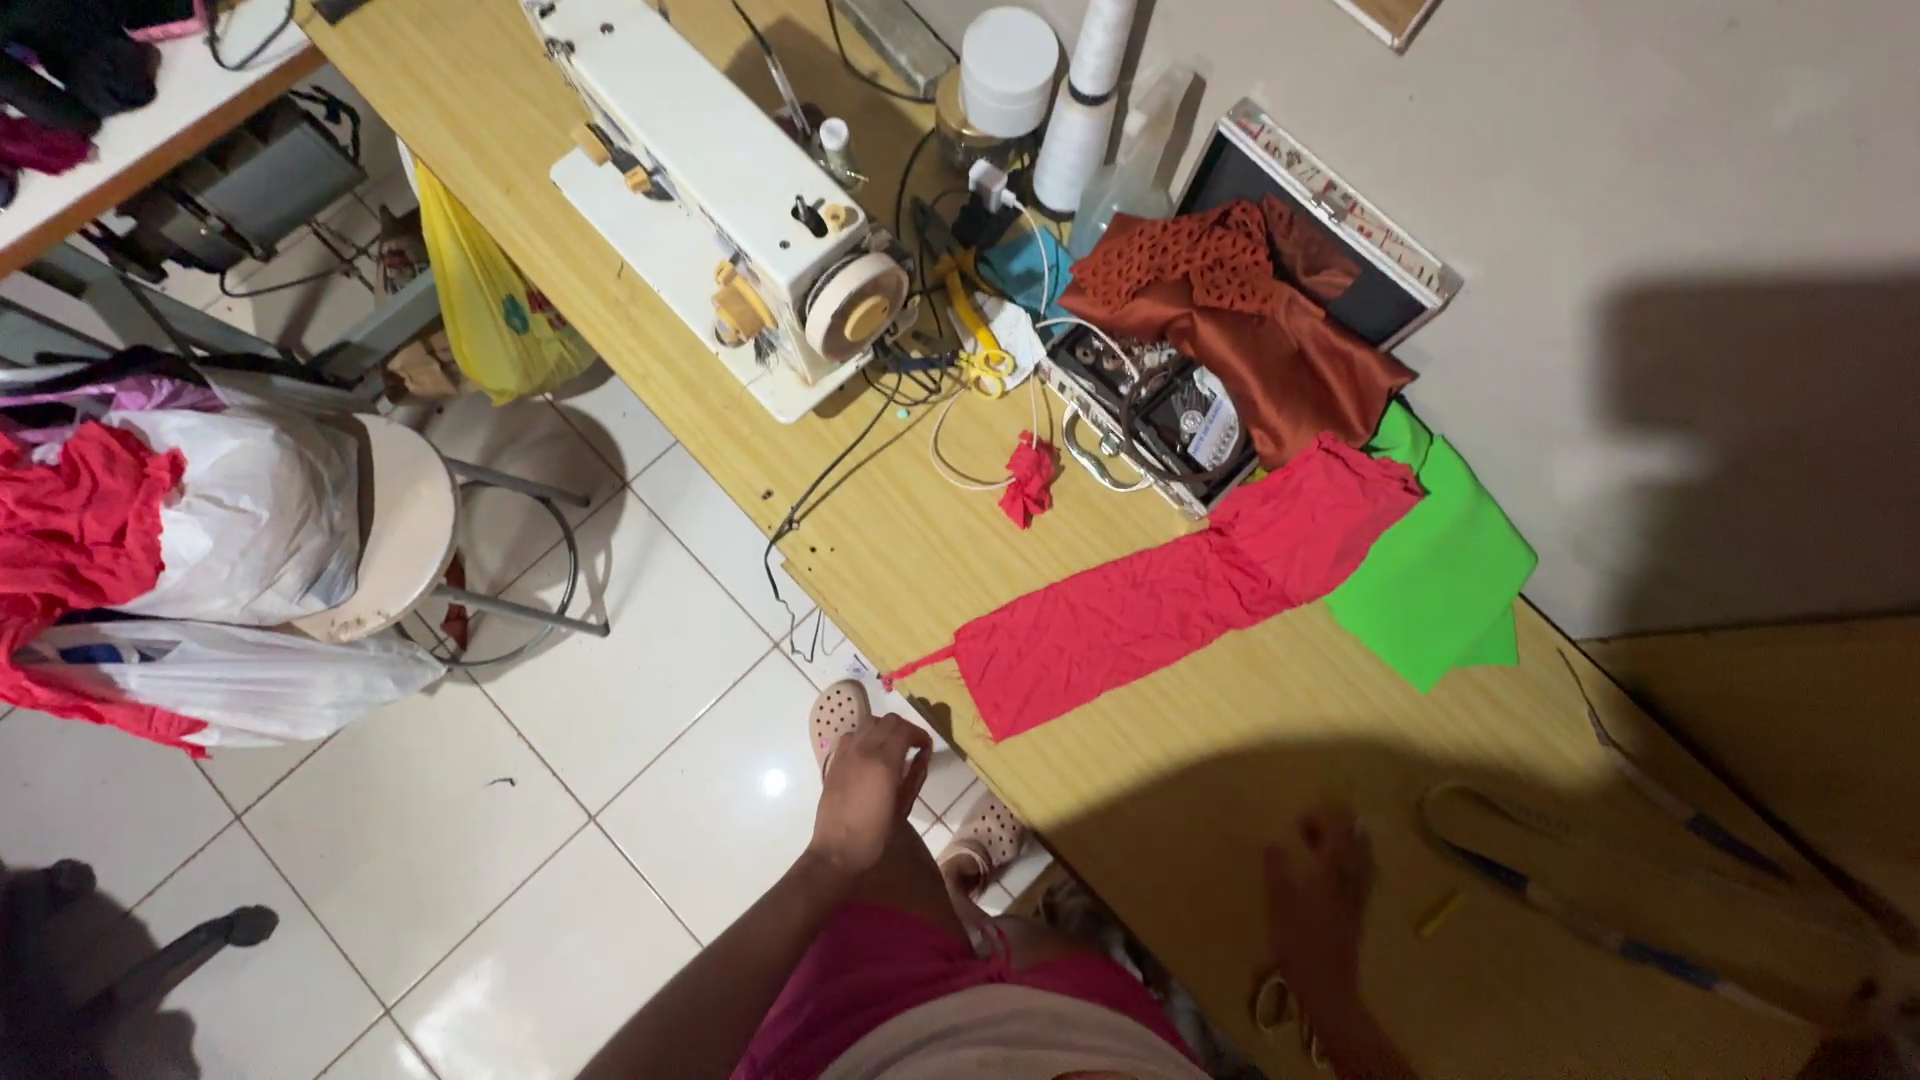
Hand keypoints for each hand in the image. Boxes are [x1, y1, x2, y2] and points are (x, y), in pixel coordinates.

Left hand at [808, 713, 930, 877]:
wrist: (838, 850)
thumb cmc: (876, 834)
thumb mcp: (904, 805)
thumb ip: (916, 774)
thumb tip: (924, 753)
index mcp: (883, 762)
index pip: (904, 730)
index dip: (919, 734)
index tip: (925, 746)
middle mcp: (863, 750)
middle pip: (887, 720)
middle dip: (904, 728)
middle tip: (912, 745)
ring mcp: (846, 754)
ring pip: (868, 723)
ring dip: (884, 728)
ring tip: (891, 746)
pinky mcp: (834, 761)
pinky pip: (852, 735)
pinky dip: (865, 736)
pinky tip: (870, 754)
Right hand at [1264, 804, 1375, 1009]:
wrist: (1328, 986)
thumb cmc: (1299, 943)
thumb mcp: (1279, 904)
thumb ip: (1277, 870)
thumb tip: (1274, 843)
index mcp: (1332, 873)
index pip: (1337, 831)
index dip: (1321, 818)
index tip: (1298, 820)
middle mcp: (1351, 880)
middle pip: (1355, 841)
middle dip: (1337, 825)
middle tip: (1309, 825)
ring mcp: (1359, 897)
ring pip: (1363, 858)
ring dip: (1347, 841)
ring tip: (1324, 840)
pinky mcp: (1359, 912)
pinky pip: (1363, 874)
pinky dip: (1352, 861)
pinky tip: (1336, 869)